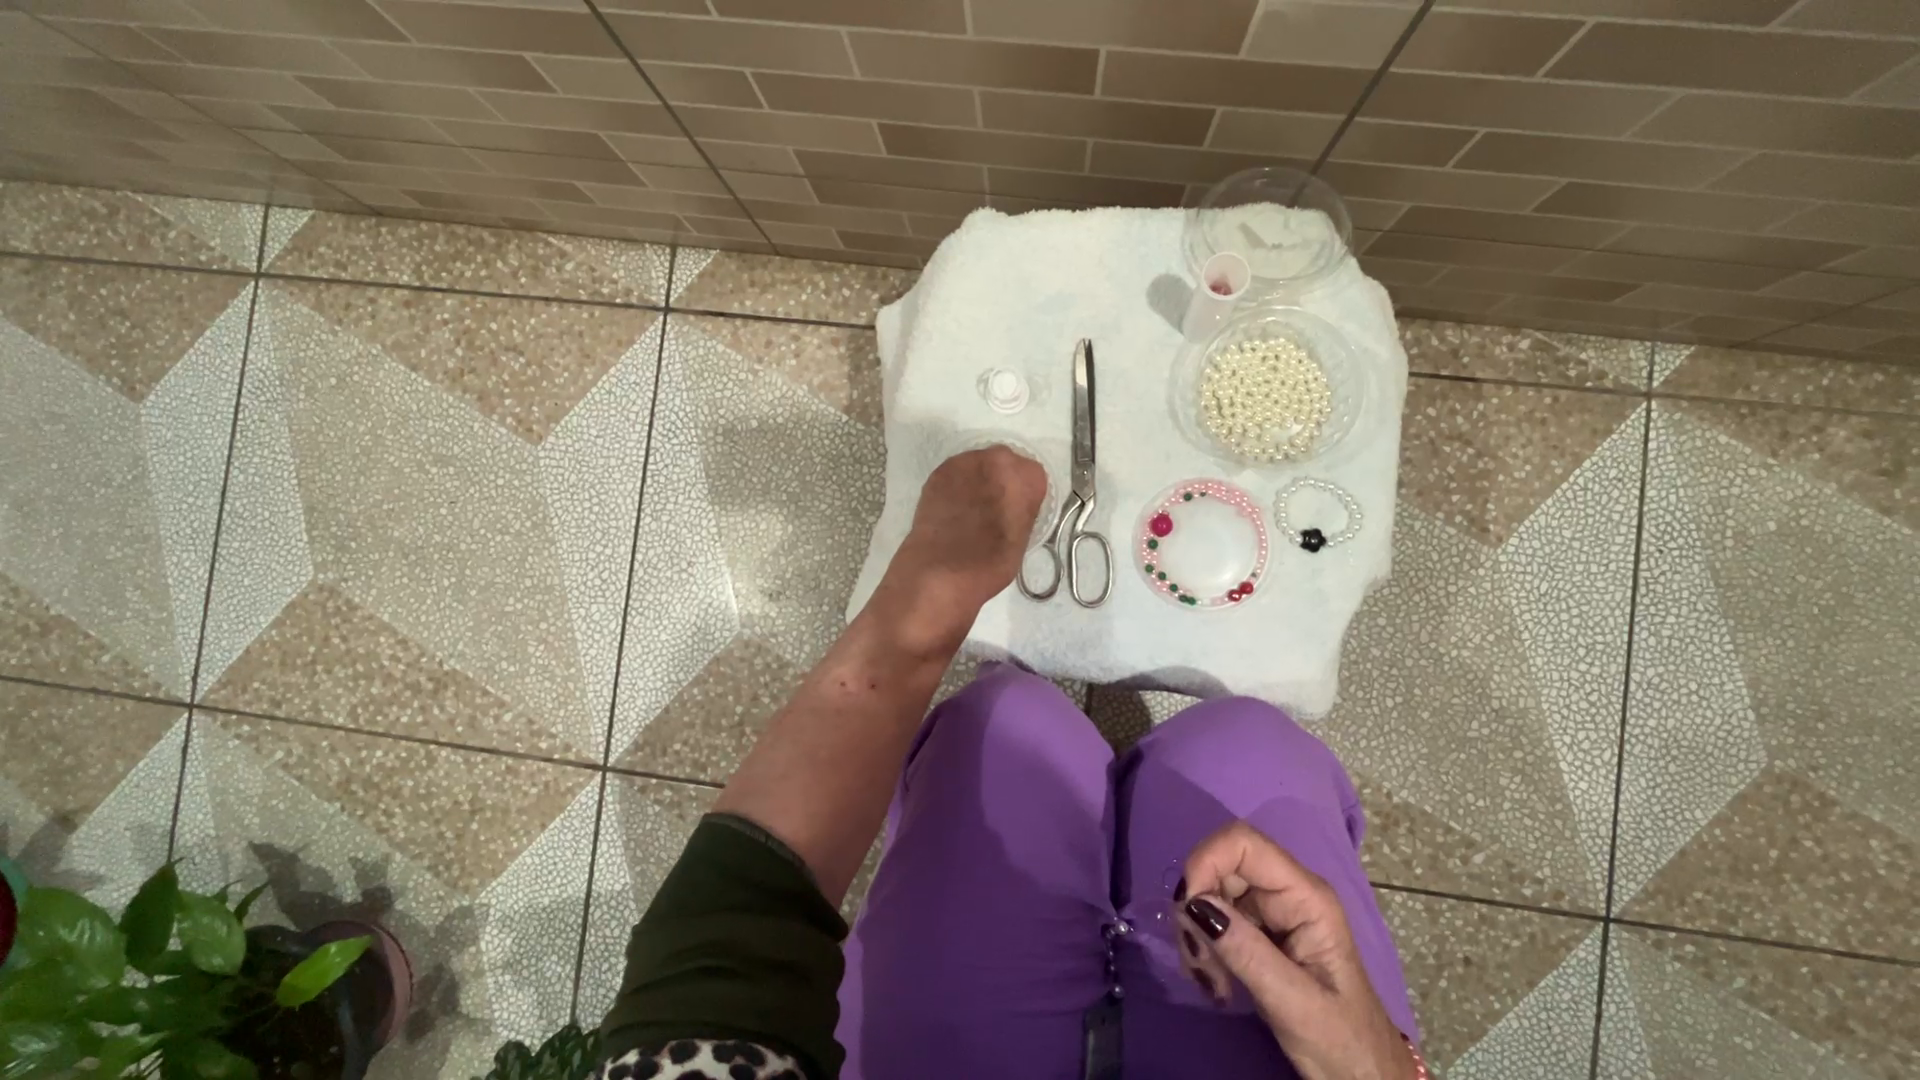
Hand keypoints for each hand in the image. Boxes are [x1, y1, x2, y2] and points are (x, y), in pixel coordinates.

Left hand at [869, 446, 1047, 652]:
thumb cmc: (991, 561)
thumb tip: (1013, 505)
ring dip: (979, 482)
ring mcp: (962, 463)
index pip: (1033, 476)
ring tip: (972, 511)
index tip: (1018, 512)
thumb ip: (1023, 509)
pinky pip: (956, 475)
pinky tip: (954, 510)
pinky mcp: (937, 473)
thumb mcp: (1024, 537)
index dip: (1026, 496)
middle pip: (1005, 464)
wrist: (941, 570)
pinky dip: (958, 487)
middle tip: (995, 510)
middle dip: (1002, 482)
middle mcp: (994, 459)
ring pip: (979, 466)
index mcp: (1024, 476)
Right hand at [1174, 822, 1412, 1079]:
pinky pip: (1215, 920)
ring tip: (1210, 981)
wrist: (1365, 1079)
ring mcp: (1271, 911)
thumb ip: (1247, 952)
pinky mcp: (1258, 932)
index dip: (1206, 861)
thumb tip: (1195, 904)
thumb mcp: (1296, 1003)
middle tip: (1197, 961)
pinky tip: (1216, 982)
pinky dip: (1204, 947)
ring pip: (1211, 894)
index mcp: (1307, 896)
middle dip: (1197, 908)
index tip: (1188, 910)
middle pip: (1220, 867)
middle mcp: (1286, 893)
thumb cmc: (1344, 1044)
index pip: (1243, 843)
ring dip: (1197, 933)